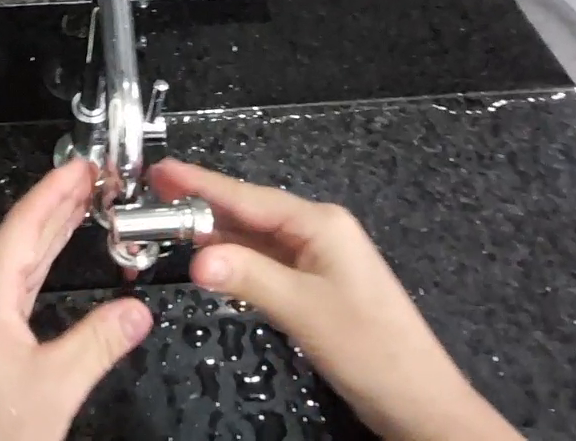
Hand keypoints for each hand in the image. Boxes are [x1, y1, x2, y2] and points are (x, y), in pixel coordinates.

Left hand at [0, 160, 152, 440]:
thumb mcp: (54, 389)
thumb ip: (98, 343)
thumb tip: (140, 310)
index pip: (24, 224)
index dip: (54, 190)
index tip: (81, 164)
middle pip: (19, 236)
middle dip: (56, 203)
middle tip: (91, 176)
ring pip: (15, 260)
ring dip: (48, 230)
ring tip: (81, 202)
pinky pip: (11, 284)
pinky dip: (38, 262)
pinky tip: (53, 256)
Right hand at [149, 159, 522, 440]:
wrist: (422, 404)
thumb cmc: (370, 349)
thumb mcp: (305, 311)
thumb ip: (249, 277)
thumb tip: (196, 257)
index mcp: (319, 222)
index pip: (247, 197)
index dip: (200, 183)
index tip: (160, 170)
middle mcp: (317, 229)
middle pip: (248, 211)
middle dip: (201, 204)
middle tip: (152, 194)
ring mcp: (317, 256)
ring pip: (254, 236)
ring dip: (214, 231)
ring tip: (168, 221)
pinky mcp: (314, 282)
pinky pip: (266, 259)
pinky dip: (235, 257)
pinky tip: (209, 256)